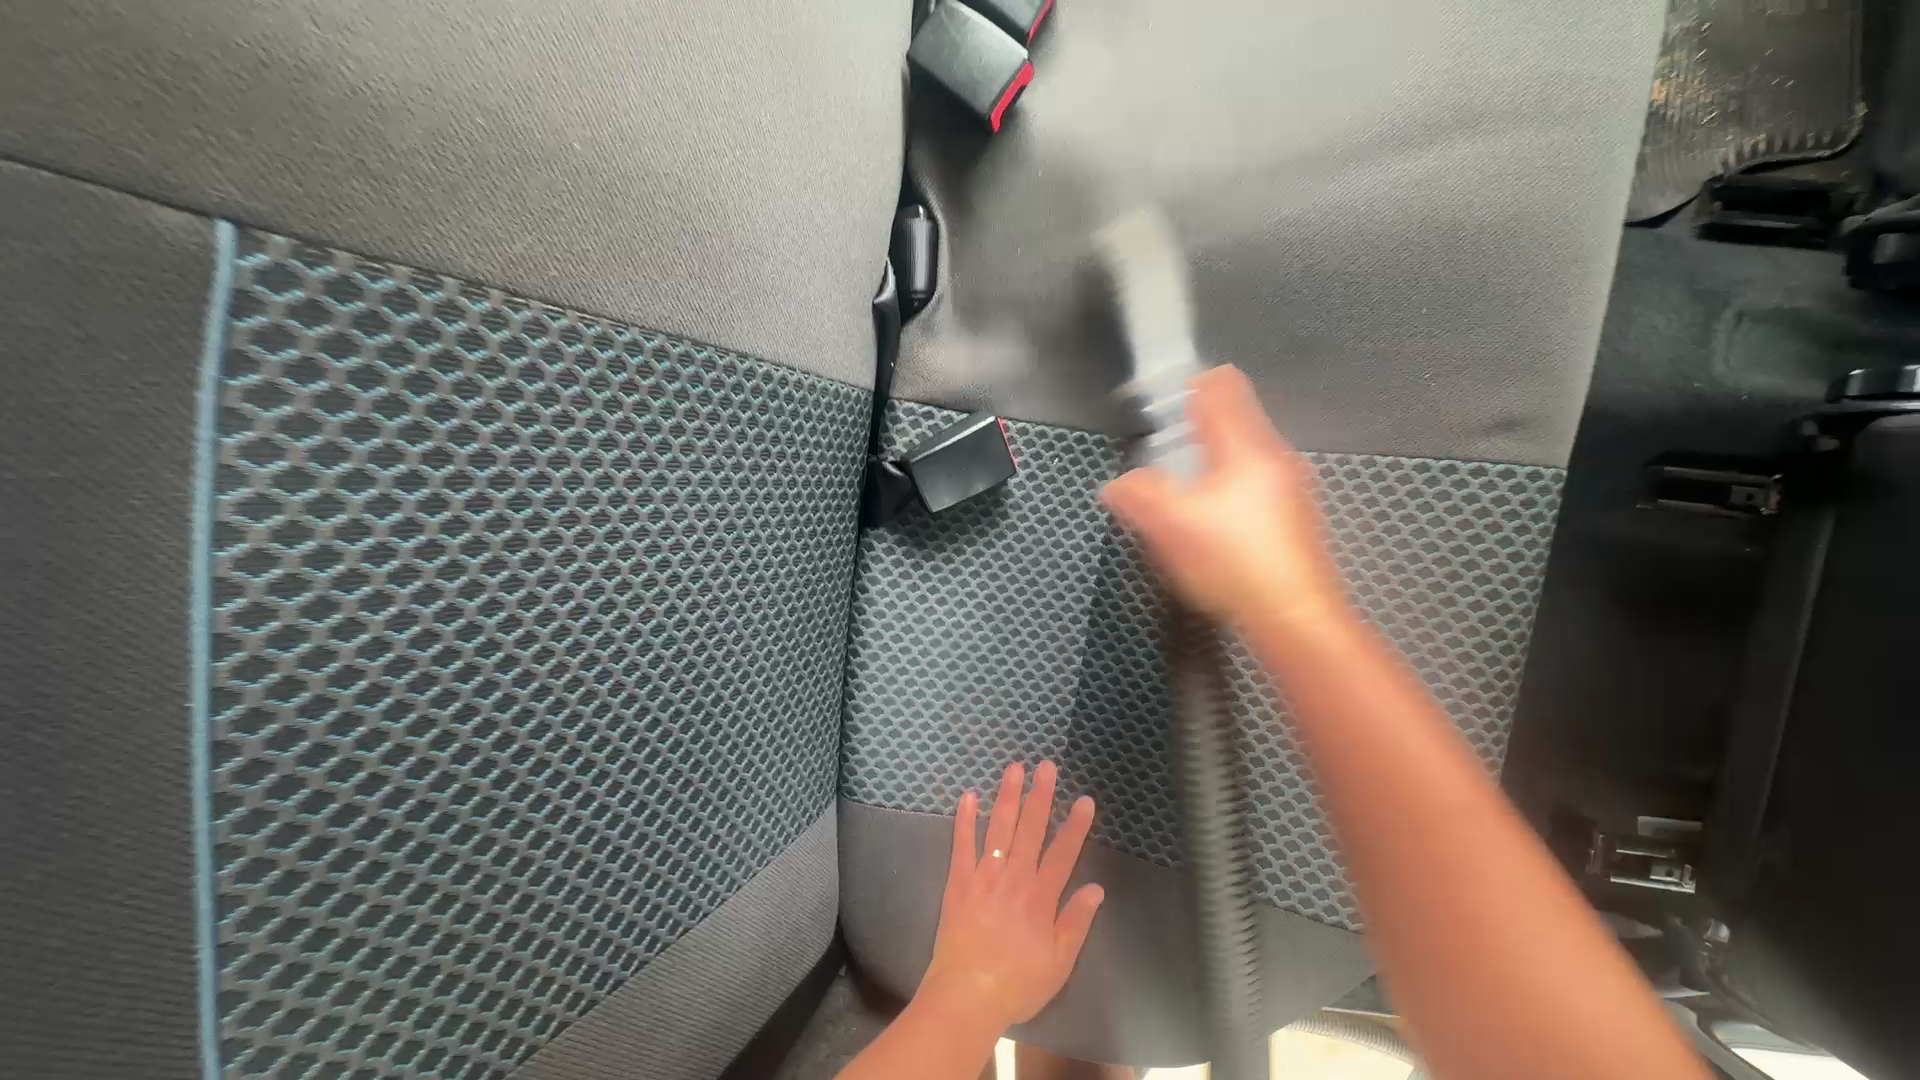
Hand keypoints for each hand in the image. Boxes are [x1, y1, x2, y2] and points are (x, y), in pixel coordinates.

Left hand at [919, 761, 1104, 1032]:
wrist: (967, 995)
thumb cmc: (1018, 983)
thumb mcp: (1060, 962)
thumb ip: (1076, 921)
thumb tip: (1096, 888)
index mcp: (1041, 897)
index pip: (1064, 852)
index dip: (1076, 825)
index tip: (1085, 799)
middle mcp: (1014, 877)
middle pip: (1031, 829)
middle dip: (1041, 795)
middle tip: (1047, 766)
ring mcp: (984, 876)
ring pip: (999, 828)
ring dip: (1008, 796)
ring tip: (1014, 768)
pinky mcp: (958, 882)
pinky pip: (961, 844)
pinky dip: (965, 819)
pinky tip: (969, 796)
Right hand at [1103, 364, 1346, 632]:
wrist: (1295, 618)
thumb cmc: (1232, 561)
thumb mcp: (1169, 526)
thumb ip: (1137, 495)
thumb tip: (1115, 485)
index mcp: (1245, 445)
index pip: (1221, 385)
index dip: (1187, 385)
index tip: (1160, 408)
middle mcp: (1274, 455)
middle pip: (1232, 420)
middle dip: (1192, 433)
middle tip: (1160, 460)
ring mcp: (1291, 487)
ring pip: (1243, 456)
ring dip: (1209, 465)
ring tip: (1179, 497)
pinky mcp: (1295, 518)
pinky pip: (1254, 485)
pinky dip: (1228, 492)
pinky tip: (1210, 529)